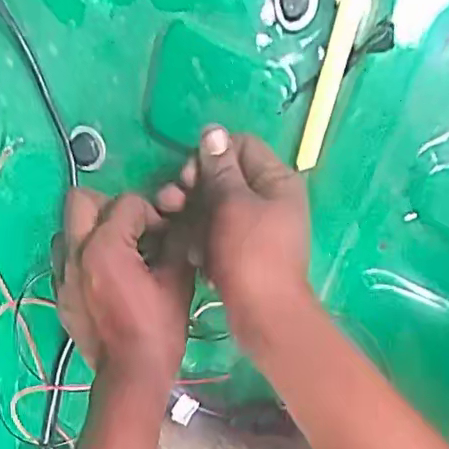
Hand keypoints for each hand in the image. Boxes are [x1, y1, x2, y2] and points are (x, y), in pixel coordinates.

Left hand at [53, 189, 192, 389]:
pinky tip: (105, 280)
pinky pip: (65, 262)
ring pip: (66, 230)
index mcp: (104, 247)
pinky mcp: (60, 297)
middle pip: (80, 200)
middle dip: (109, 208)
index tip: (165, 238)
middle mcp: (75, 254)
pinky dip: (83, 260)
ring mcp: (62, 277)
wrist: (130, 377)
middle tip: (132, 232)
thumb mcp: (177, 284)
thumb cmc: (158, 332)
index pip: (127, 203)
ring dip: (90, 232)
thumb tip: (176, 225)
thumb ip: (176, 243)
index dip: (152, 215)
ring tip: (116, 255)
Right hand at [156, 125, 317, 355]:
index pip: (240, 147)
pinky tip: (195, 260)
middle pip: (224, 181)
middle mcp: (270, 201)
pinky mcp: (245, 257)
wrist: (264, 316)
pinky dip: (205, 246)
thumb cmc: (250, 255)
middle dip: (194, 192)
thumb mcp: (232, 204)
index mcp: (277, 180)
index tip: (187, 176)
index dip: (209, 156)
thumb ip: (220, 169)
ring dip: (194, 222)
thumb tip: (212, 133)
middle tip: (170, 205)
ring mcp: (257, 231)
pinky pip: (219, 240)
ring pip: (217, 212)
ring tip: (181, 238)